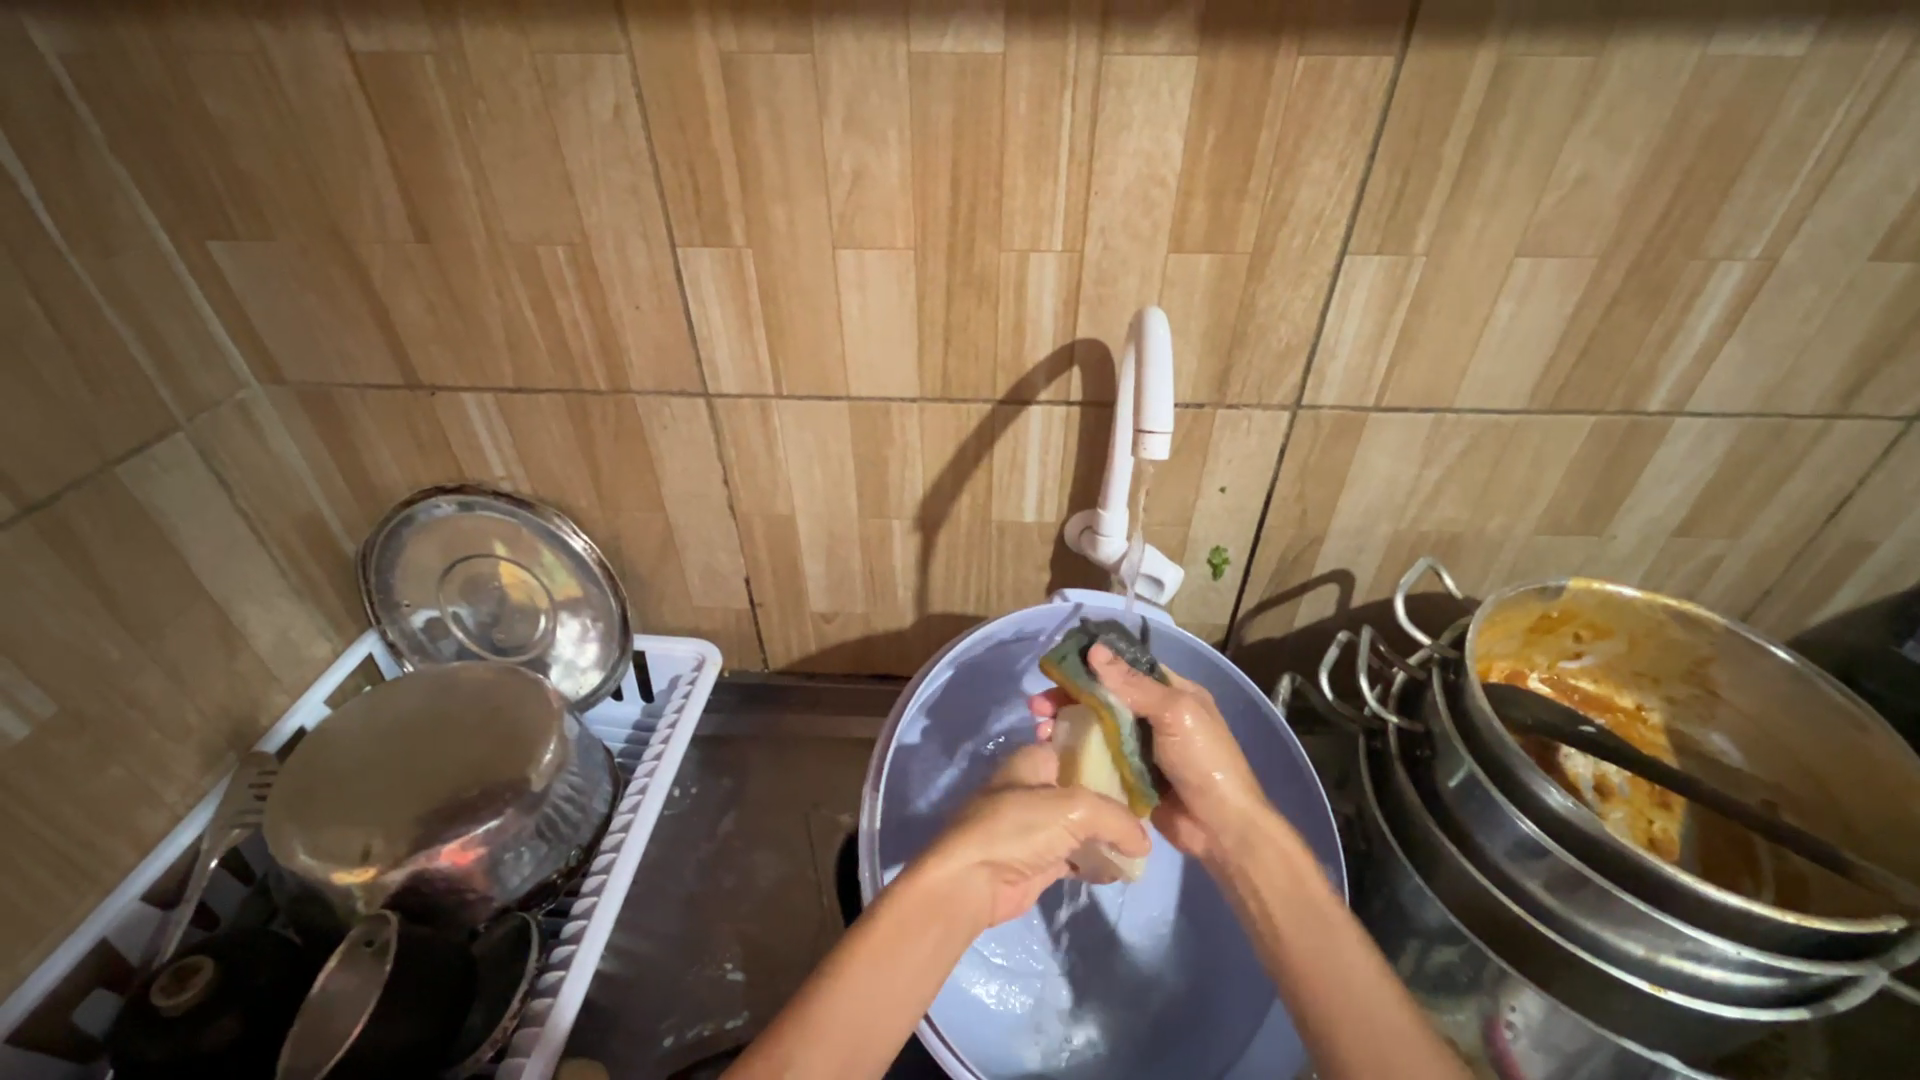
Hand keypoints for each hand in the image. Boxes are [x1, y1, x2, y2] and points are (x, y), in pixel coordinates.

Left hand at [916, 742, 1149, 927]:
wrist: (973, 882)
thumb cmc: (1018, 828)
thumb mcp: (1075, 809)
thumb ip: (1116, 818)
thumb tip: (1143, 842)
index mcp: (1034, 759)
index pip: (1078, 745)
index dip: (1108, 754)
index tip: (1142, 766)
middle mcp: (1035, 787)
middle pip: (1084, 787)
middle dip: (1114, 800)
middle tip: (1148, 811)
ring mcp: (1035, 825)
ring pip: (1082, 824)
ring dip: (1107, 835)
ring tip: (1139, 845)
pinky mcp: (1039, 859)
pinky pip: (1076, 855)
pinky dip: (1096, 862)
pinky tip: (1120, 870)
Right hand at [1031, 644, 1266, 863]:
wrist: (1221, 828)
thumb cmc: (1204, 761)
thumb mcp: (1174, 712)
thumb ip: (1133, 684)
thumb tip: (1095, 649)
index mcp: (1172, 692)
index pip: (1125, 668)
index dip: (1091, 664)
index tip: (1056, 666)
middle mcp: (1153, 715)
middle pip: (1103, 697)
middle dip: (1069, 696)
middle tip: (1037, 704)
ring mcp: (1140, 748)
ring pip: (1096, 727)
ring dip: (1066, 723)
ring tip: (1038, 728)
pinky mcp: (1129, 776)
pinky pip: (1097, 757)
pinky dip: (1073, 752)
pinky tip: (1049, 751)